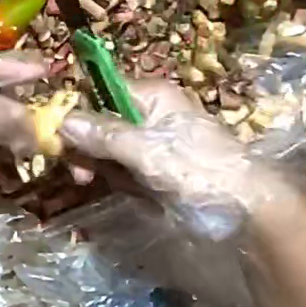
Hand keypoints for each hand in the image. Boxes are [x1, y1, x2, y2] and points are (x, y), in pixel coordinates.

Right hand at [58, 80, 297, 239]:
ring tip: (91, 181)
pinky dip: (113, 180)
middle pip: (99, 121)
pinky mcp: (152, 170)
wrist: (246, 214)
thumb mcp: (148, 150)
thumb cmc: (200, 171)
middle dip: (84, 145)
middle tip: (79, 172)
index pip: (100, 92)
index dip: (77, 112)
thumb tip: (62, 120)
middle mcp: (148, 114)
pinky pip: (119, 169)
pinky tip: (115, 189)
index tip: (59, 138)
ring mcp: (150, 143)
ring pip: (105, 148)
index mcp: (152, 96)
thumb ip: (104, 135)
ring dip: (96, 165)